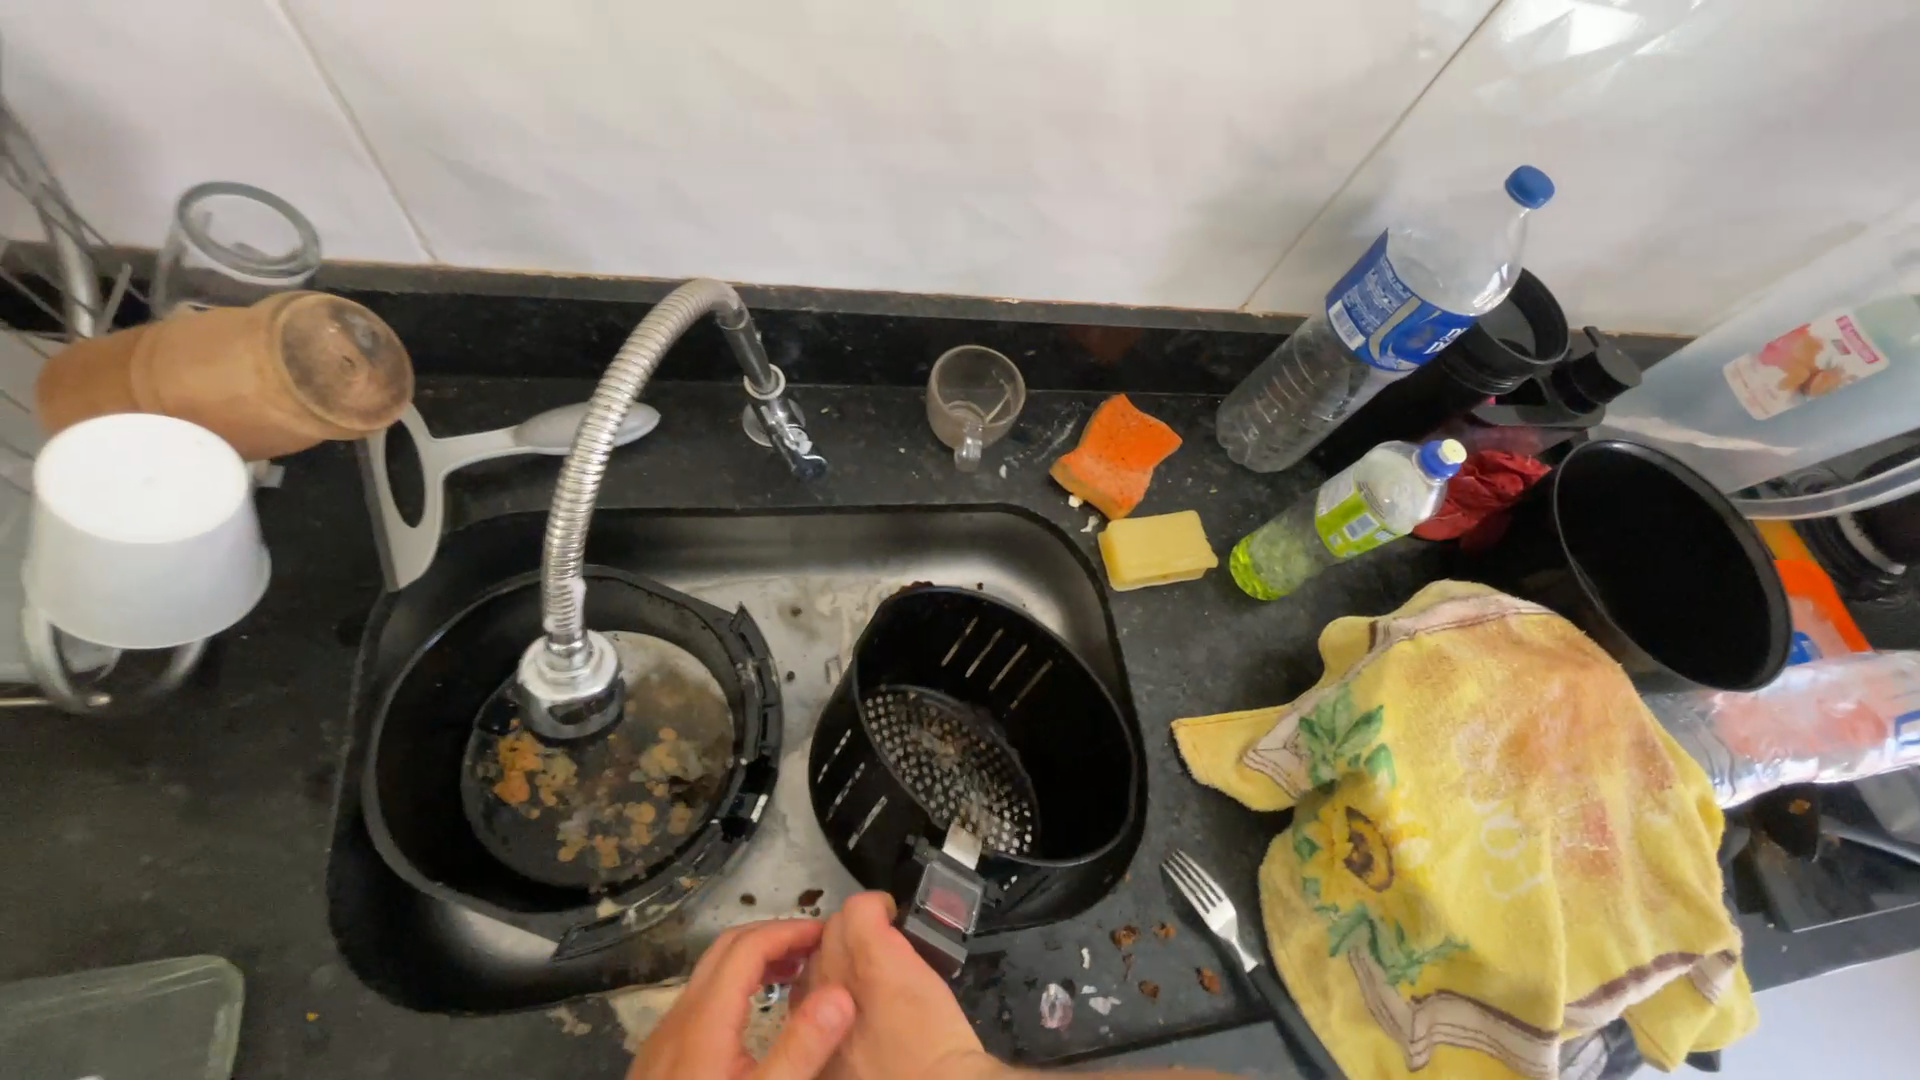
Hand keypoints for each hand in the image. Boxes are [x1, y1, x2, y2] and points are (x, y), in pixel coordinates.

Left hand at [628, 918, 855, 1079]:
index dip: (790, 931)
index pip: (749, 946)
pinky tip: (755, 1018)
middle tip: (816, 949)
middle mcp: (678, 1020)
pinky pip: (700, 1003)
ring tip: (795, 975)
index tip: (828, 934)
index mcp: (704, 1021)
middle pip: (726, 949)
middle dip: (773, 937)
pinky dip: (735, 988)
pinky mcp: (657, 1066)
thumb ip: (802, 1048)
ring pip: (710, 975)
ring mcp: (662, 1042)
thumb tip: (841, 993)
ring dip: (753, 961)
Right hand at [795, 891, 1000, 1079]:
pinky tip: (892, 913)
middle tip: (873, 963)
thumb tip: (837, 1009)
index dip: (830, 975)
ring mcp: (841, 969)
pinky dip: (878, 905)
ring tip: (884, 945)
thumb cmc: (899, 1079)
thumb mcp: (845, 1063)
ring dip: (859, 930)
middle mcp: (812, 998)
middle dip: (843, 950)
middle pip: (818, 948)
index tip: (853, 980)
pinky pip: (862, 907)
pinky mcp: (874, 950)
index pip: (803, 979)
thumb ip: (831, 1033)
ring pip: (837, 926)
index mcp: (805, 1031)